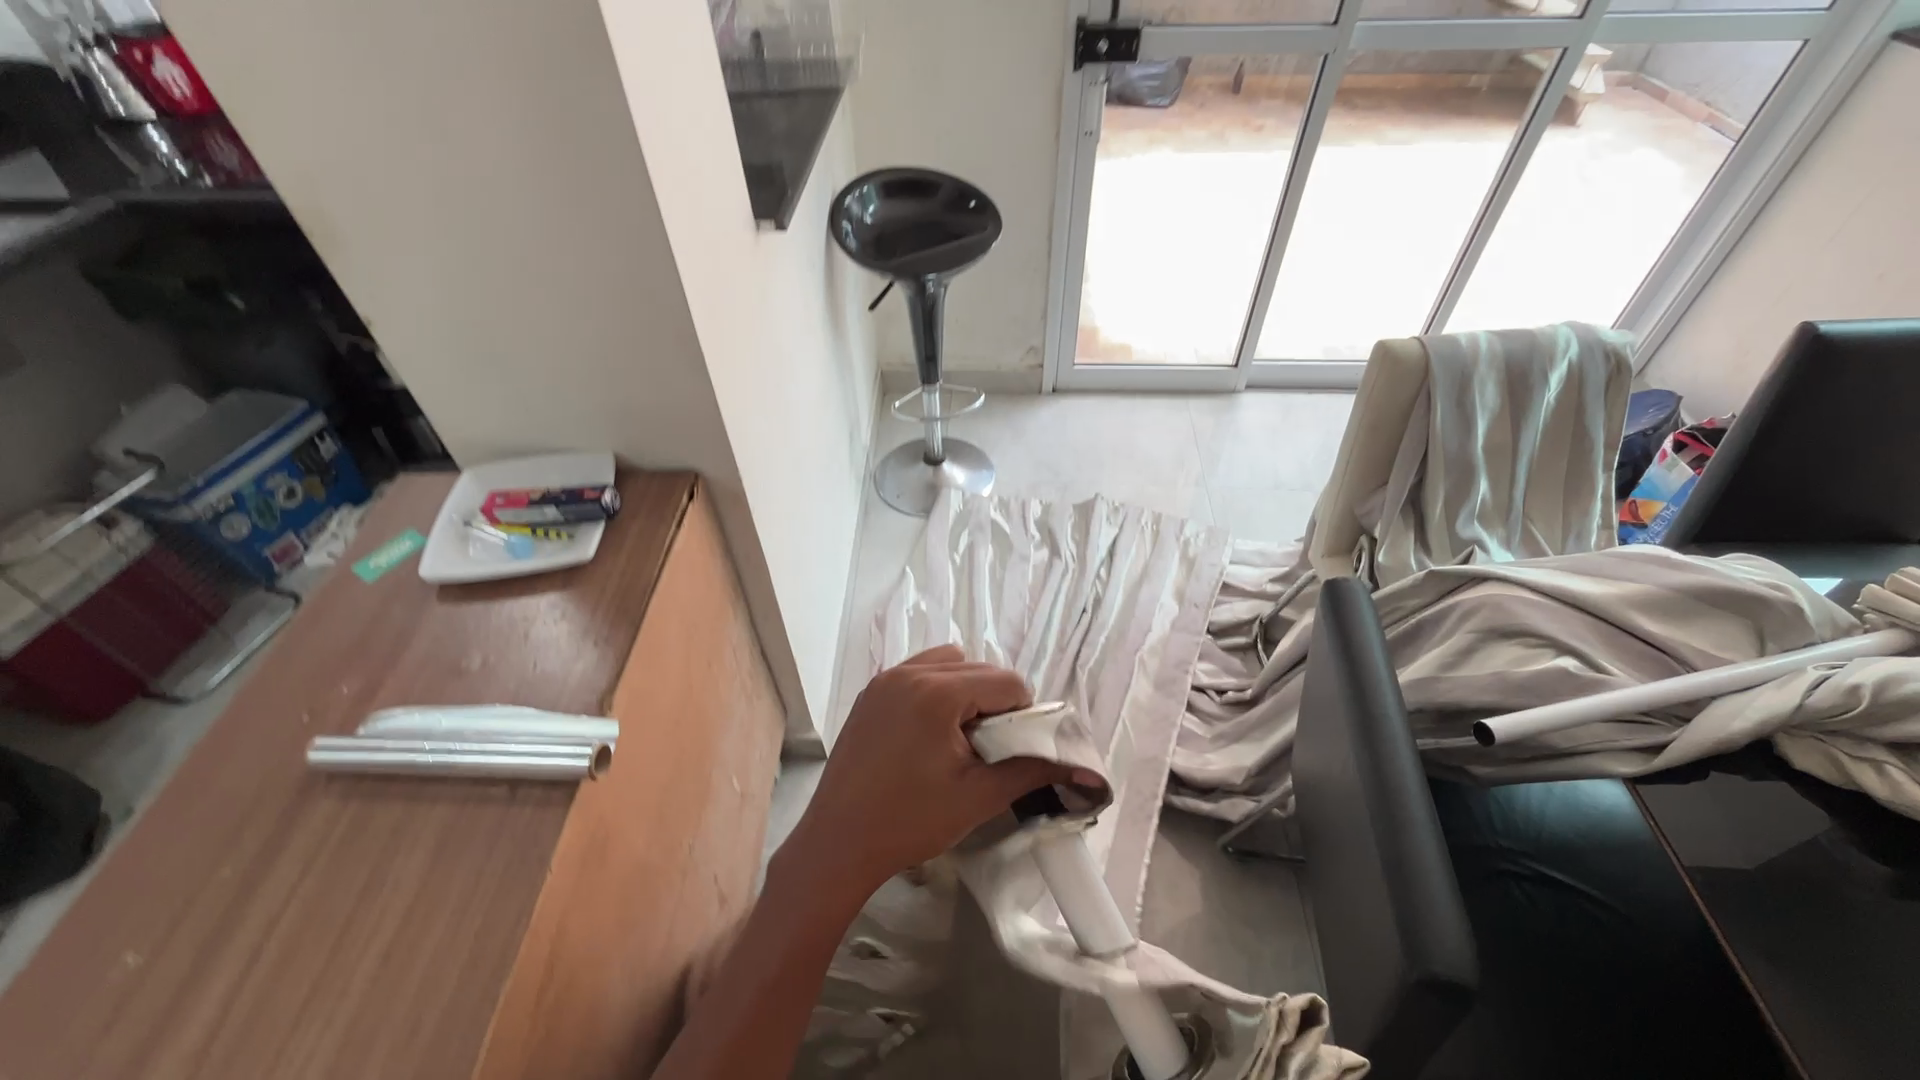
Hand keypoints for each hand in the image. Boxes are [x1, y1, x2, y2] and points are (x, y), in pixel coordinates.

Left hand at [780, 646, 1088, 903]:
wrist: (838, 843)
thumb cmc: (909, 822)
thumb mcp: (978, 798)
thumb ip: (1032, 772)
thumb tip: (1084, 771)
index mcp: (938, 693)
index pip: (1006, 682)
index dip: (1024, 713)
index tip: (1018, 749)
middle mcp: (910, 673)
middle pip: (978, 668)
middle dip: (996, 701)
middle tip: (993, 748)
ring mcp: (885, 681)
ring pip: (948, 664)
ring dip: (967, 690)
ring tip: (964, 738)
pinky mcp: (870, 694)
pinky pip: (918, 674)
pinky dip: (937, 691)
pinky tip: (934, 734)